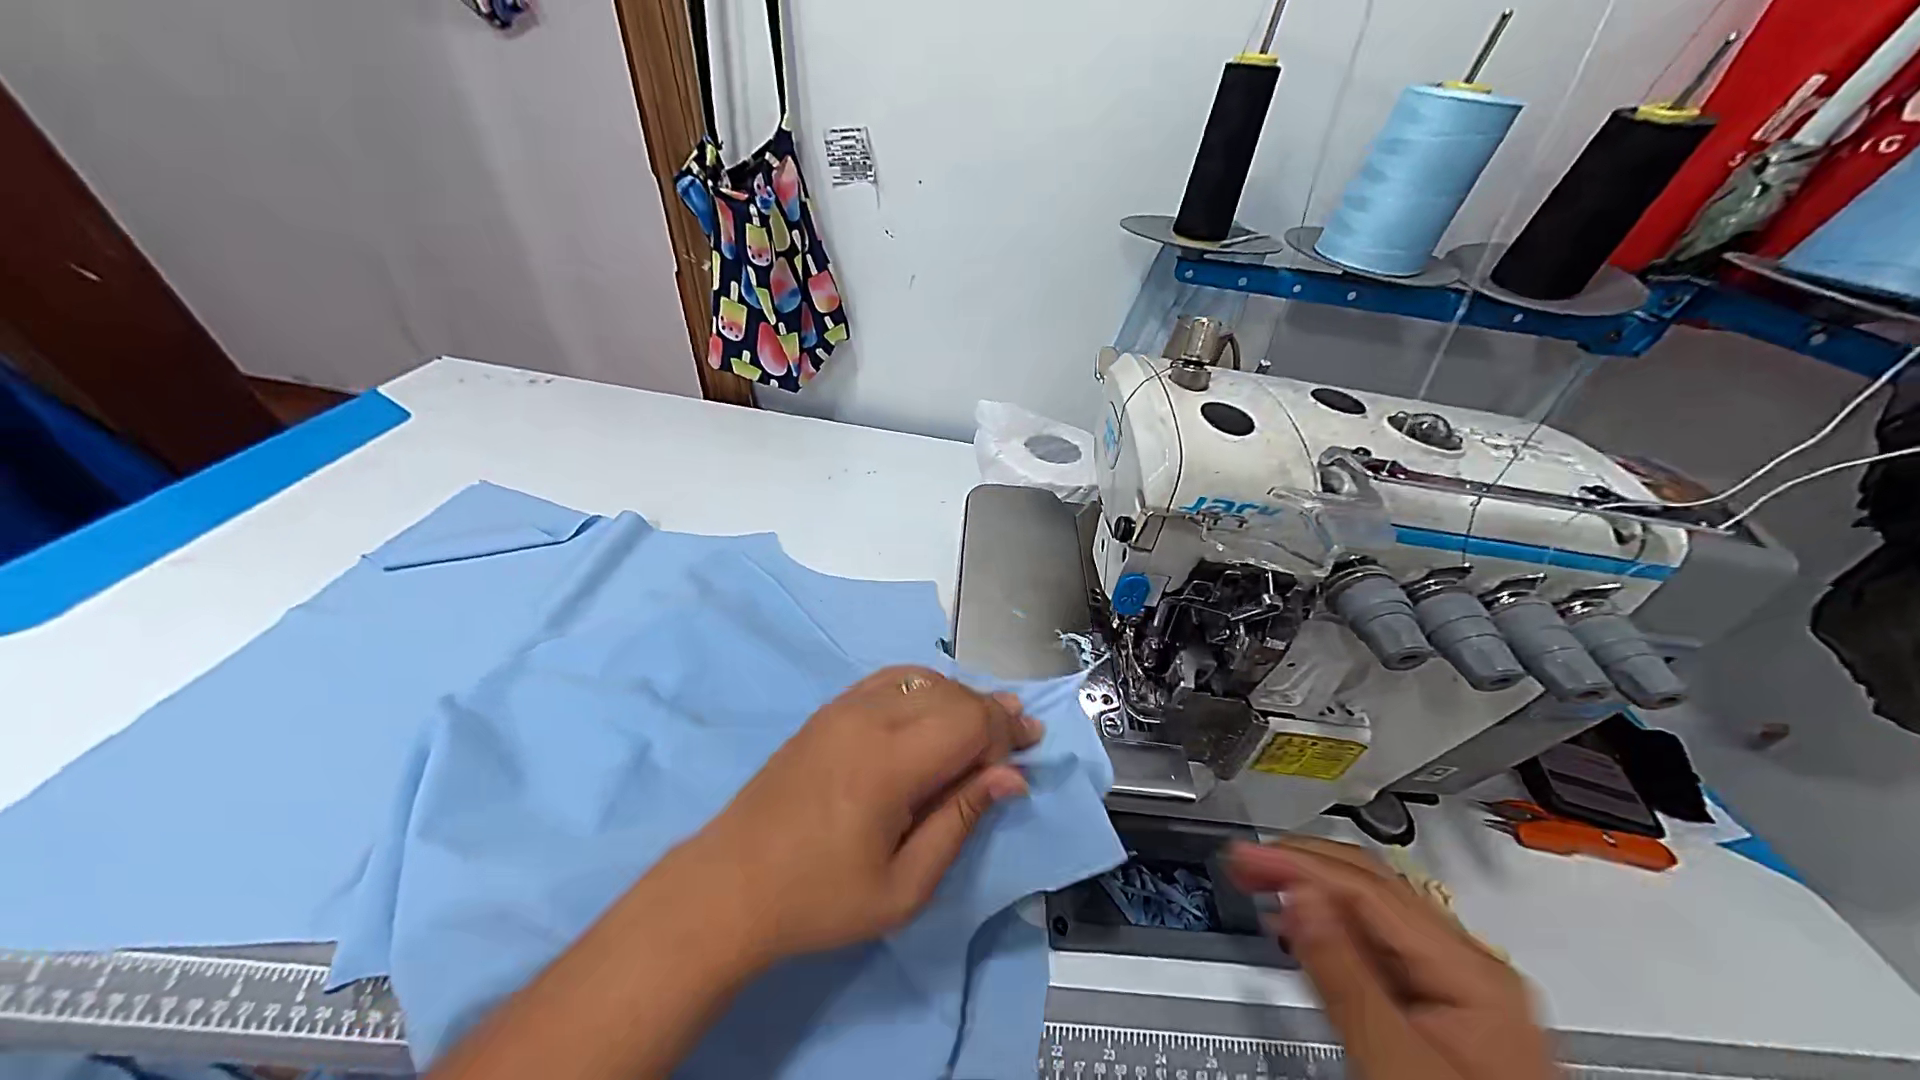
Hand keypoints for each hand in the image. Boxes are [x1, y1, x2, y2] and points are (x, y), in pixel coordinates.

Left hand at [685, 666, 1041, 962]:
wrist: (730, 886)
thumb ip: (960, 821)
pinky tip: (933, 712)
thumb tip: (1011, 777)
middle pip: (950, 693)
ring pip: (922, 679)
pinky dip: (923, 688)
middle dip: (991, 713)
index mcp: (889, 762)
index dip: (1005, 733)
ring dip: (959, 698)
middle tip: (1020, 737)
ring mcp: (843, 708)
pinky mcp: (827, 711)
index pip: (968, 719)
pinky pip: (889, 680)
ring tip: (984, 726)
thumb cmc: (819, 899)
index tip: (1027, 755)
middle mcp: (867, 719)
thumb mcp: (904, 885)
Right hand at [1228, 838, 1557, 1079]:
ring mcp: (1461, 986)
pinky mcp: (1442, 1007)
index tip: (1245, 857)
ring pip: (1372, 910)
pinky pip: (1375, 943)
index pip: (1366, 888)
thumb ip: (1343, 973)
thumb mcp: (1394, 1059)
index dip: (1297, 864)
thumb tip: (1299, 896)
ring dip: (1310, 890)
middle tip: (1244, 862)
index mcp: (1472, 973)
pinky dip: (1329, 925)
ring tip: (1260, 882)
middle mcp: (1472, 968)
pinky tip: (1301, 923)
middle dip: (1300, 866)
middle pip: (1372, 887)